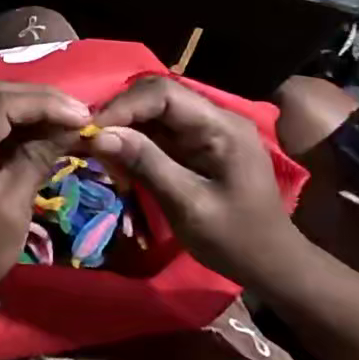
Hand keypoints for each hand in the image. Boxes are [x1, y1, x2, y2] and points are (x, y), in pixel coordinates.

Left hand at [0, 82, 91, 328]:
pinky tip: (53, 131)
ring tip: (73, 119)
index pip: (2, 104)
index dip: (45, 104)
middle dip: (42, 100)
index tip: (82, 116)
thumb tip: (73, 128)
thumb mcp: (12, 206)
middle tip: (81, 114)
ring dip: (36, 108)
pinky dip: (26, 124)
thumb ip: (37, 159)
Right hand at [86, 75, 298, 281]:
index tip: (90, 130)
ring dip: (121, 126)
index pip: (164, 94)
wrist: (271, 266)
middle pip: (156, 95)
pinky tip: (114, 157)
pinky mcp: (193, 144)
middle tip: (87, 137)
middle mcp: (213, 117)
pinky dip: (131, 140)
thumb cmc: (236, 239)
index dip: (123, 106)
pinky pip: (155, 130)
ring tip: (95, 147)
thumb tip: (98, 136)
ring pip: (151, 111)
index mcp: (222, 126)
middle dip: (119, 113)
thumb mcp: (189, 205)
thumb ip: (146, 164)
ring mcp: (203, 130)